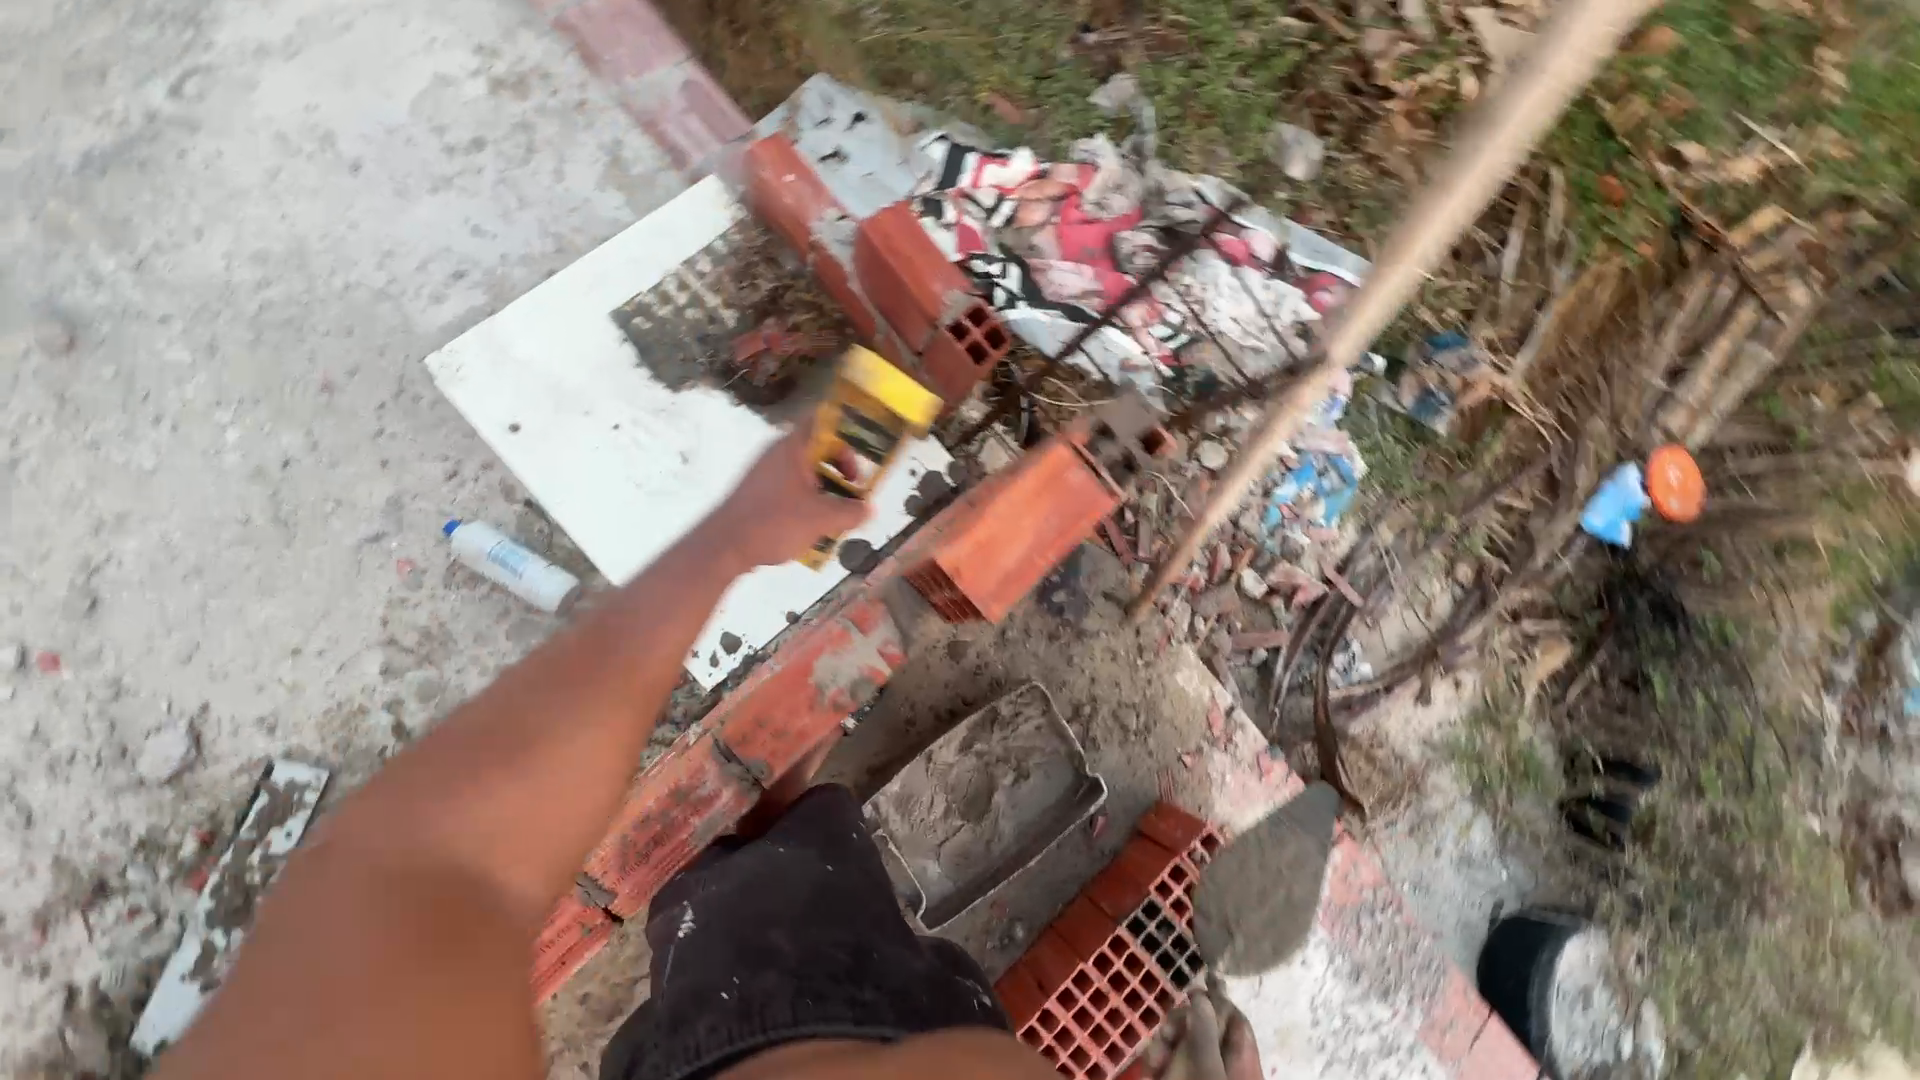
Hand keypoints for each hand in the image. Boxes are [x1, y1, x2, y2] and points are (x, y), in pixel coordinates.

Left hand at [704, 422, 871, 569]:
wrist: (724, 547)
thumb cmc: (774, 523)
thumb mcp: (821, 519)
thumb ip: (850, 512)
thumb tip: (870, 509)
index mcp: (793, 448)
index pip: (823, 423)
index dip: (846, 436)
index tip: (861, 460)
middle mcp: (778, 454)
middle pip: (817, 449)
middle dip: (840, 469)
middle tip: (854, 491)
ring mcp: (765, 473)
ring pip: (805, 472)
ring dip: (826, 488)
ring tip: (839, 513)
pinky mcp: (758, 493)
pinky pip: (791, 488)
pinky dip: (808, 500)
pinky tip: (814, 526)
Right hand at [1139, 977, 1260, 1079]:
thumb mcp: (1205, 1066)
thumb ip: (1204, 1029)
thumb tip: (1200, 993)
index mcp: (1241, 1059)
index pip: (1234, 1017)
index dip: (1213, 1000)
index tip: (1190, 990)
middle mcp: (1224, 1066)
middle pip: (1204, 1027)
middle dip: (1179, 1025)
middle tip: (1165, 1035)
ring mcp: (1203, 1076)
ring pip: (1183, 1045)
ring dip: (1164, 1045)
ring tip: (1153, 1061)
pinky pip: (1171, 1065)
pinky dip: (1159, 1063)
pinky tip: (1150, 1067)